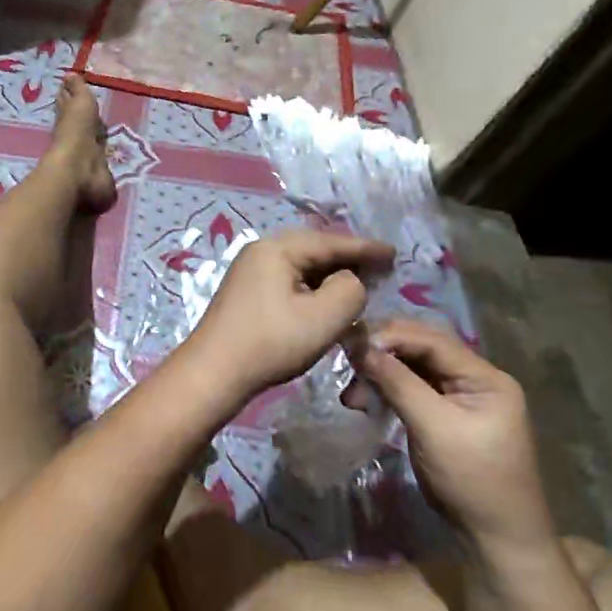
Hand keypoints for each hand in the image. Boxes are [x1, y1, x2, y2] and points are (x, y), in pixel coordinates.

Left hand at [181, 229, 393, 398]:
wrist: (216, 369)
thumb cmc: (271, 341)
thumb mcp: (324, 316)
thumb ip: (350, 289)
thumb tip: (351, 279)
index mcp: (275, 249)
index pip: (329, 241)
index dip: (364, 247)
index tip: (395, 253)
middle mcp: (259, 252)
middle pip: (313, 248)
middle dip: (348, 257)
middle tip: (383, 267)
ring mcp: (250, 271)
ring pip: (300, 264)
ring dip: (330, 272)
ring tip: (362, 282)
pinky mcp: (248, 292)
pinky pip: (289, 278)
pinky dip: (313, 285)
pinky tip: (329, 298)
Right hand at [345, 321, 556, 554]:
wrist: (497, 536)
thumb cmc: (473, 478)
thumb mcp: (433, 426)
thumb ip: (397, 381)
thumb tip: (359, 345)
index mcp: (486, 378)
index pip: (432, 340)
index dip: (390, 335)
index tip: (351, 343)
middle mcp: (474, 379)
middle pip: (419, 349)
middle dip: (380, 354)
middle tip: (346, 363)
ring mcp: (459, 397)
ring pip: (409, 368)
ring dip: (378, 374)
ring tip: (352, 395)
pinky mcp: (442, 413)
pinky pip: (408, 388)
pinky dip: (384, 390)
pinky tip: (363, 401)